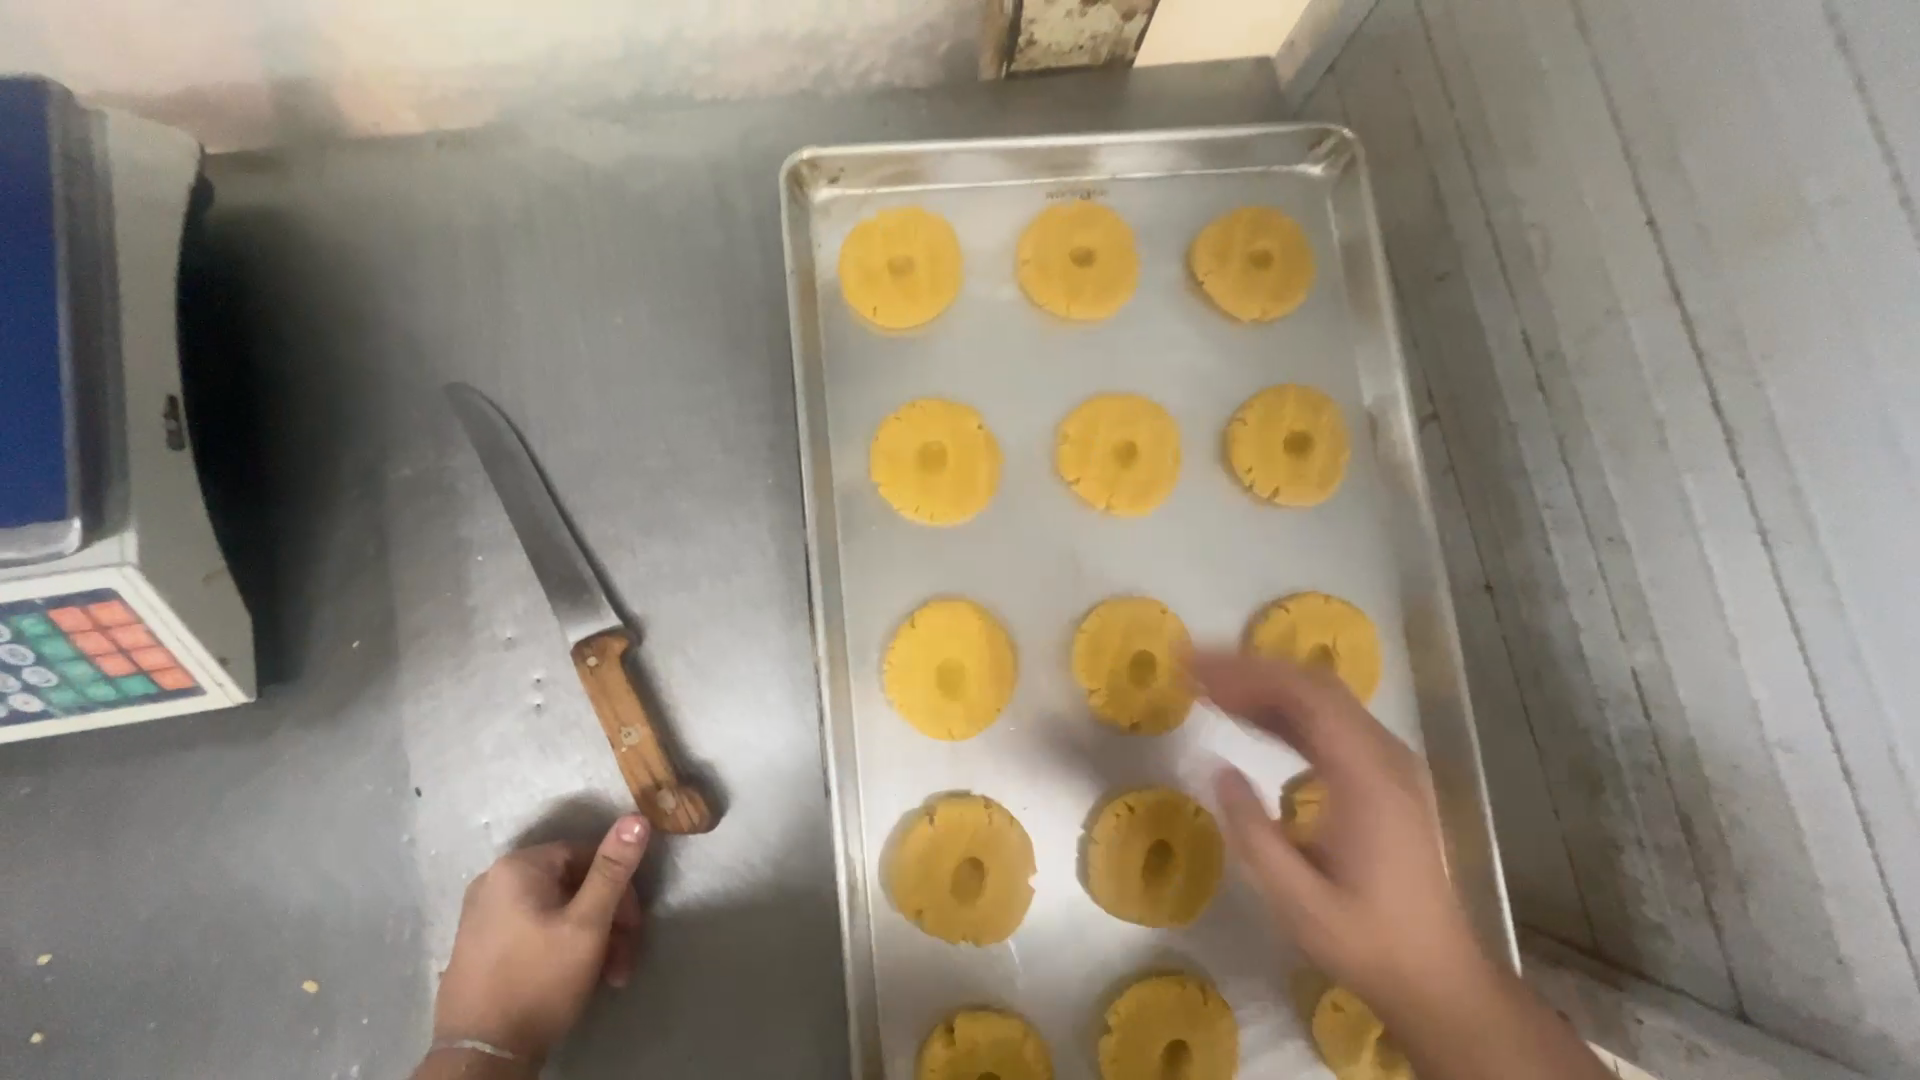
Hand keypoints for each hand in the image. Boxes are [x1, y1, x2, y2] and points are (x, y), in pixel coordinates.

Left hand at [431, 816, 650, 1064]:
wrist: (481, 1057)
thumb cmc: (540, 980)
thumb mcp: (588, 923)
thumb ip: (613, 869)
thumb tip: (637, 816)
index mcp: (518, 867)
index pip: (588, 855)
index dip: (619, 888)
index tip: (633, 926)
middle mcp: (494, 882)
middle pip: (574, 885)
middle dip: (608, 920)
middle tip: (624, 957)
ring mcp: (481, 915)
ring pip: (558, 910)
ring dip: (592, 938)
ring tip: (609, 975)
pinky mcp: (479, 945)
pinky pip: (534, 928)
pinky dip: (562, 946)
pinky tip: (578, 976)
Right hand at [1193, 651, 1495, 1024]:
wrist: (1436, 976)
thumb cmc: (1366, 941)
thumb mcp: (1297, 901)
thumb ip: (1252, 832)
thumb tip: (1219, 769)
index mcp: (1369, 779)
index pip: (1305, 696)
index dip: (1246, 673)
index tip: (1195, 669)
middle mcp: (1386, 757)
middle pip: (1313, 686)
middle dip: (1249, 671)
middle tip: (1192, 673)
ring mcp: (1389, 764)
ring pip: (1321, 700)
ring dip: (1264, 688)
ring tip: (1208, 690)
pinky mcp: (1384, 776)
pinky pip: (1329, 724)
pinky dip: (1283, 712)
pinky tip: (1248, 720)